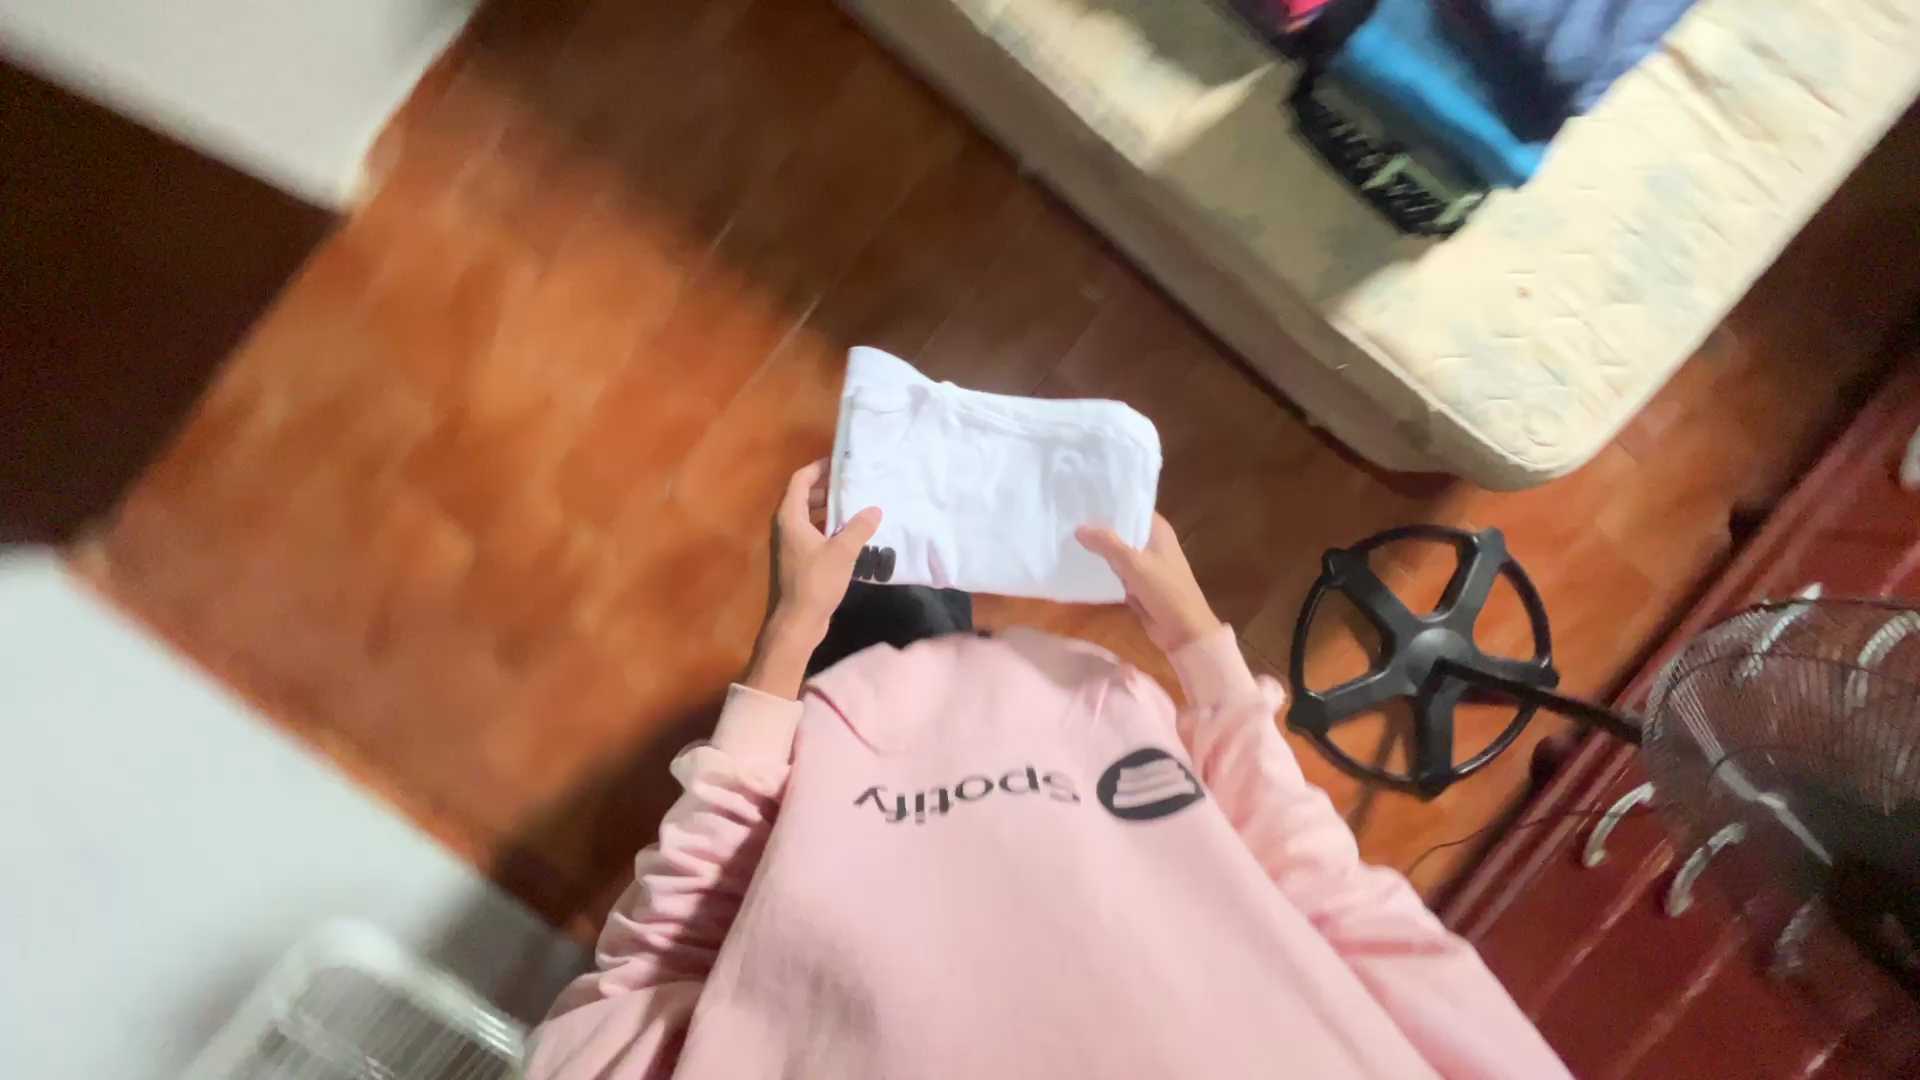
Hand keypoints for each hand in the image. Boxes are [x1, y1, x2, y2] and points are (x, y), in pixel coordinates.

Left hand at [746, 461, 880, 698]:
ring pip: (809, 516)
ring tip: (855, 505)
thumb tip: (874, 509)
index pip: (801, 480)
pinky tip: (850, 534)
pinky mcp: (796, 560)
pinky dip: (828, 528)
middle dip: (827, 487)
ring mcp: (789, 544)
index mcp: (790, 517)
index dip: (819, 468)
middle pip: (804, 496)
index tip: (841, 462)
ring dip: (829, 509)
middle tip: (853, 483)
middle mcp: (785, 526)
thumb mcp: (842, 552)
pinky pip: (812, 533)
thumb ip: (858, 527)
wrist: (796, 622)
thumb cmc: (815, 582)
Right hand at [1077, 514, 1221, 652]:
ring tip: (1068, 535)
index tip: (1084, 497)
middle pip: (1123, 529)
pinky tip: (1080, 562)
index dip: (1111, 502)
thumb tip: (1079, 527)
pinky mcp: (1138, 583)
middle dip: (1099, 525)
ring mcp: (1145, 564)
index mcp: (1158, 531)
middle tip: (1069, 515)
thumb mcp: (1134, 563)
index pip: (1132, 507)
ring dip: (1099, 547)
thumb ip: (1107, 543)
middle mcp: (1152, 542)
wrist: (1183, 631)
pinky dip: (1103, 567)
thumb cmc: (1165, 590)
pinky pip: (1117, 570)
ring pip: (1117, 550)